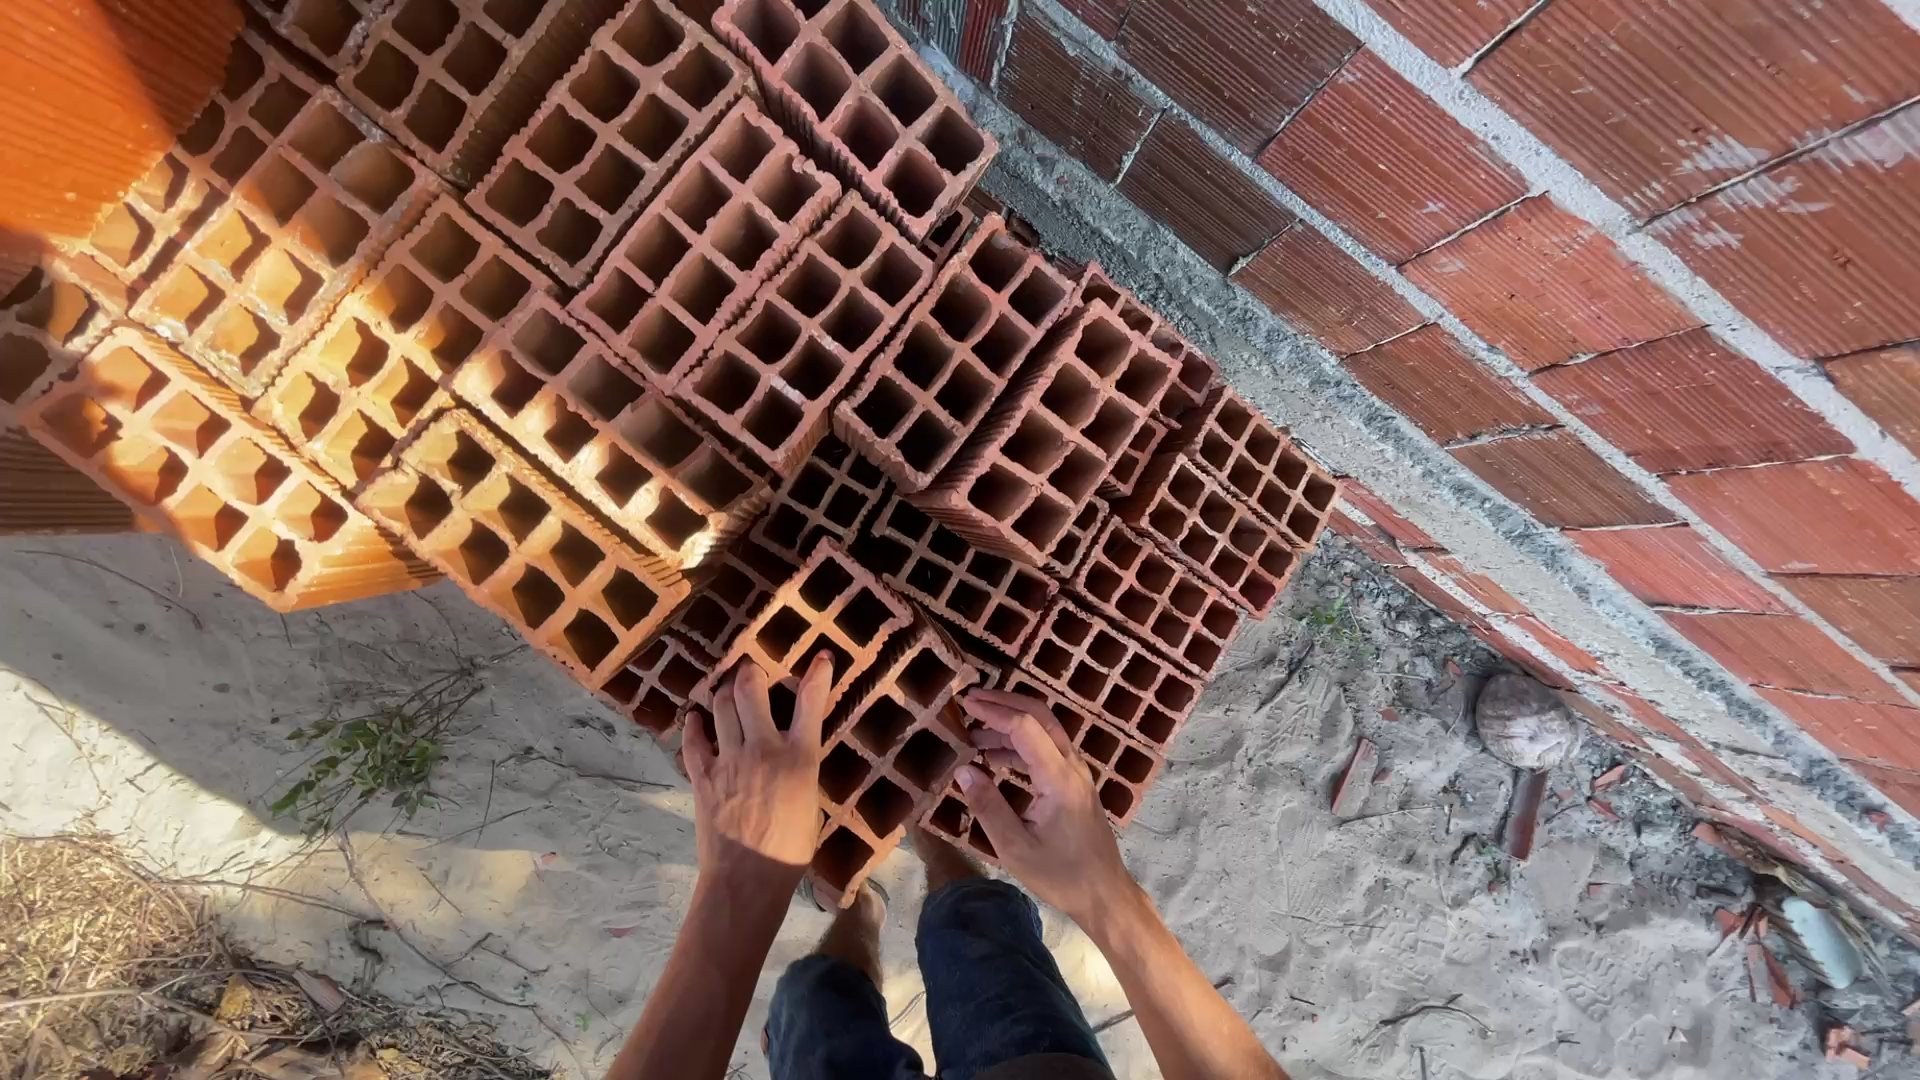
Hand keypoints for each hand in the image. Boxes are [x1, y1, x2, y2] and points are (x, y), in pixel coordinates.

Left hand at [683, 654, 831, 885]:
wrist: (746, 880)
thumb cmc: (791, 851)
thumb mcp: (811, 802)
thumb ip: (802, 770)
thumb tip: (795, 756)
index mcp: (799, 757)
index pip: (811, 702)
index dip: (818, 674)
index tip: (823, 657)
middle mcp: (763, 748)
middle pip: (752, 690)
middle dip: (752, 672)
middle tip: (753, 669)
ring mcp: (729, 759)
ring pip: (722, 707)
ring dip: (725, 691)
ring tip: (728, 687)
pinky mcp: (702, 776)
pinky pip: (694, 740)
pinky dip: (695, 724)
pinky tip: (696, 718)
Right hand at [953, 688, 1138, 926]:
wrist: (1105, 894)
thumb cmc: (1061, 875)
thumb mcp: (1015, 848)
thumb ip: (988, 806)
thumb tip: (962, 770)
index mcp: (1058, 778)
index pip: (1025, 727)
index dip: (994, 712)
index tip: (966, 704)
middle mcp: (1071, 765)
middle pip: (1040, 715)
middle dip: (1005, 702)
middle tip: (971, 700)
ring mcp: (1076, 772)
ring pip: (1044, 729)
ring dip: (1010, 725)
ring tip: (974, 736)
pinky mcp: (1074, 781)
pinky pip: (1046, 748)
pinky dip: (1020, 744)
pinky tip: (994, 759)